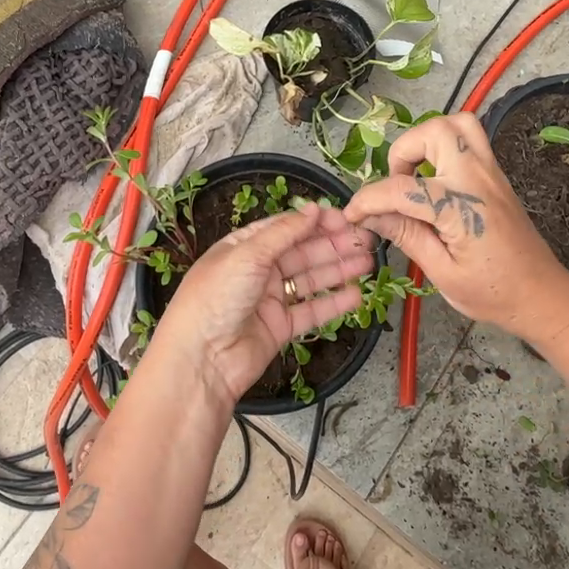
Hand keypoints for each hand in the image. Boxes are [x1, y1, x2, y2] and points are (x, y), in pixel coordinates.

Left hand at [147, 203, 374, 404]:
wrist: (201, 359)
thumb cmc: (215, 298)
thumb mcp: (247, 255)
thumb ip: (284, 232)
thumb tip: (313, 208)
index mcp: (244, 247)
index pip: (286, 228)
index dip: (316, 222)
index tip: (346, 219)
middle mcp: (258, 270)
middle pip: (303, 252)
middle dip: (334, 245)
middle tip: (366, 240)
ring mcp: (270, 300)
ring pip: (310, 280)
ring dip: (339, 270)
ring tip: (368, 262)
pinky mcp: (280, 328)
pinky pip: (311, 311)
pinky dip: (333, 303)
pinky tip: (356, 294)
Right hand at [344, 113, 568, 341]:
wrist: (542, 295)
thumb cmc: (493, 293)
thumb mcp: (441, 273)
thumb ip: (406, 236)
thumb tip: (370, 215)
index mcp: (461, 208)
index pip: (402, 190)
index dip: (368, 200)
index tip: (352, 215)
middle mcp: (477, 179)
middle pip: (435, 132)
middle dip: (404, 151)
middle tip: (396, 185)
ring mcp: (491, 172)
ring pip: (457, 125)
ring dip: (427, 140)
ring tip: (416, 175)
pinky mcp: (496, 175)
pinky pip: (471, 139)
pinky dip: (445, 147)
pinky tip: (435, 181)